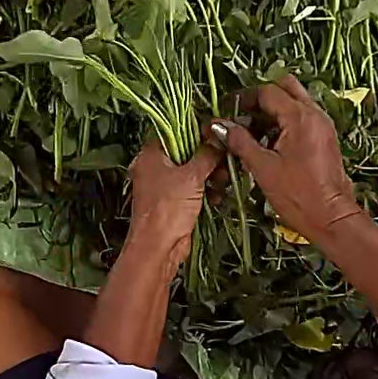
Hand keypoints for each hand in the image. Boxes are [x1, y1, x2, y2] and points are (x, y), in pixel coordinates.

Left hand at [126, 139, 221, 262]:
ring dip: (210, 175)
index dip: (196, 130)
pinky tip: (217, 195)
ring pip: (191, 171)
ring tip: (224, 180)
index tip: (216, 133)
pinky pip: (192, 189)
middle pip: (185, 152)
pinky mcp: (173, 202)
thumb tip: (218, 137)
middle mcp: (154, 167)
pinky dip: (205, 190)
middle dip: (208, 157)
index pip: (174, 130)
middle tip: (226, 160)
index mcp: (151, 154)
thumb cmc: (168, 208)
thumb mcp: (191, 176)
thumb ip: (207, 154)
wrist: (158, 248)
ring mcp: (163, 185)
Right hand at [209, 75, 364, 242]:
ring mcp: (323, 125)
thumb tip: (219, 126)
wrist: (330, 218)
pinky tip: (269, 143)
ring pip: (295, 101)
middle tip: (243, 116)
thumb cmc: (297, 194)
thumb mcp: (262, 167)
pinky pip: (303, 118)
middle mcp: (315, 114)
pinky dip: (285, 122)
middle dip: (261, 98)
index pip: (267, 92)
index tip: (227, 111)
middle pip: (285, 87)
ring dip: (273, 110)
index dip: (243, 98)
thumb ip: (240, 141)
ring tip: (253, 132)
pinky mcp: (325, 138)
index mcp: (300, 116)